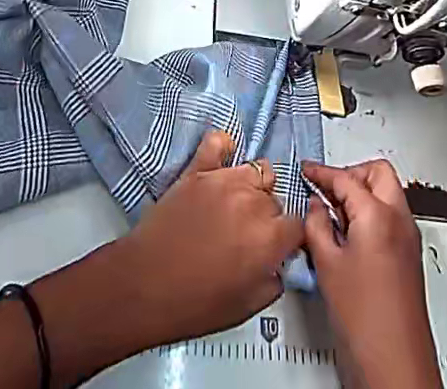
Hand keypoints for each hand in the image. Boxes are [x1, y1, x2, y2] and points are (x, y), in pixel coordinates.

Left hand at [96, 129, 304, 346]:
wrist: (148, 282)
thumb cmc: (197, 301)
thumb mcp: (250, 304)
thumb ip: (274, 278)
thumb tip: (276, 262)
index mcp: (270, 237)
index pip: (298, 225)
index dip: (290, 237)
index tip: (281, 245)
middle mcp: (252, 202)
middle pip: (275, 198)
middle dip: (269, 216)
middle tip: (250, 233)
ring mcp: (223, 181)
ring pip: (256, 170)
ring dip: (252, 186)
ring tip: (238, 202)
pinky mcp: (197, 171)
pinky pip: (217, 143)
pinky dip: (223, 148)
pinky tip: (222, 160)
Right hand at [303, 159, 439, 388]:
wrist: (394, 362)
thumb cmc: (364, 318)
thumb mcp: (326, 262)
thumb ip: (316, 224)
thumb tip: (315, 208)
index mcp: (379, 216)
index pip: (346, 178)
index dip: (321, 172)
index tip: (307, 170)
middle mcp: (400, 222)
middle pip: (378, 174)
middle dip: (350, 173)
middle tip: (325, 185)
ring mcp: (408, 239)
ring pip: (386, 194)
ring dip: (361, 193)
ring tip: (330, 209)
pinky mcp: (407, 257)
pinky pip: (389, 217)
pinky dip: (368, 213)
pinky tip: (345, 231)